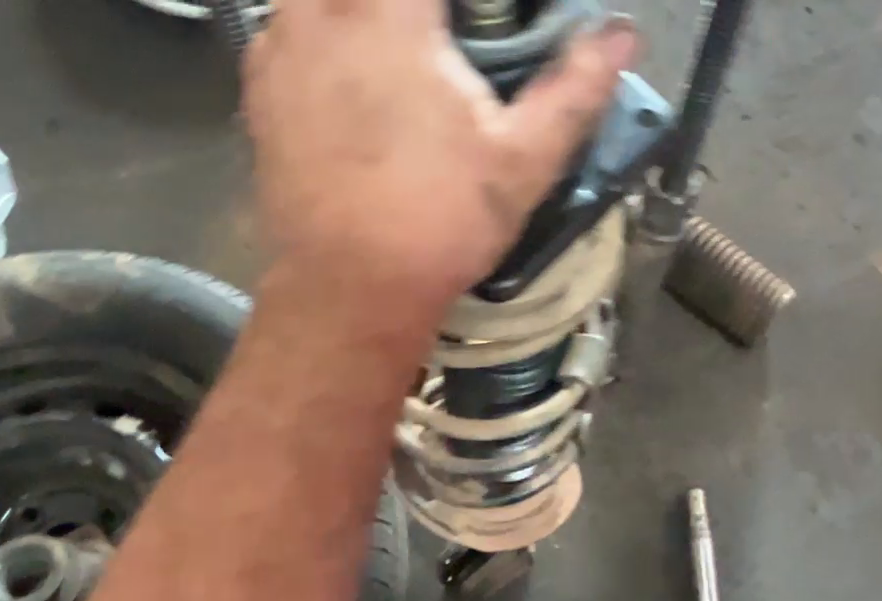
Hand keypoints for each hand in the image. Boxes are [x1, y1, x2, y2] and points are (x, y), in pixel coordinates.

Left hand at [242, 0, 637, 324]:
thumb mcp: (521, 162)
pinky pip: (289, 22)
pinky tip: (356, 79)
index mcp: (390, 12)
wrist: (350, 291)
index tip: (481, 21)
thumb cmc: (438, 225)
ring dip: (367, 11)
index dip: (465, 3)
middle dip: (416, 10)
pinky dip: (325, 29)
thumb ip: (573, 89)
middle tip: (447, 37)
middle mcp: (322, 10)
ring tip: (406, 55)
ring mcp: (280, 45)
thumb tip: (622, 36)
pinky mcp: (259, 87)